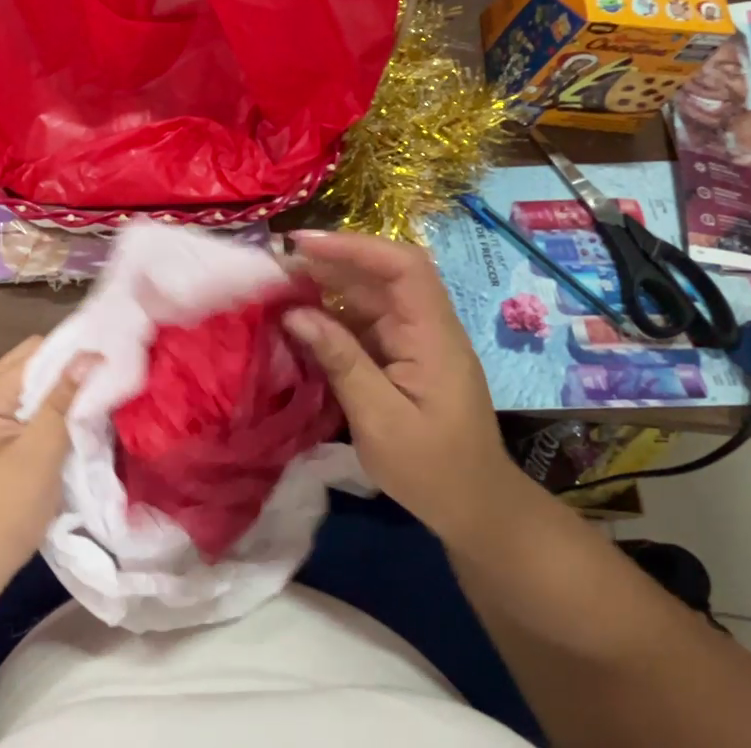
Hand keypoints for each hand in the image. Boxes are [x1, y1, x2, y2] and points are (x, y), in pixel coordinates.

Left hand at [0, 337, 90, 621]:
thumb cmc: (3, 513)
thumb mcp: (40, 455)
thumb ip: (63, 402)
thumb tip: (90, 355)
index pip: (36, 352)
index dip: (75, 355)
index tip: (114, 362)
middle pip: (32, 367)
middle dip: (69, 372)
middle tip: (110, 383)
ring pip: (31, 392)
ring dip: (61, 396)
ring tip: (100, 402)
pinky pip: (25, 414)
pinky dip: (50, 416)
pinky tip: (75, 426)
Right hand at [284, 231, 534, 542]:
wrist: (475, 507)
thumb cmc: (431, 469)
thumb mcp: (380, 420)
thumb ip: (340, 362)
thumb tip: (294, 313)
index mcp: (433, 337)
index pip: (403, 267)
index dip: (354, 246)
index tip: (302, 244)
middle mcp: (427, 328)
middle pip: (383, 275)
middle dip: (330, 262)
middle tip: (275, 265)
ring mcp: (415, 343)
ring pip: (370, 297)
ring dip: (326, 287)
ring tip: (278, 287)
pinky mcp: (401, 358)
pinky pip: (364, 324)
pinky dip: (330, 317)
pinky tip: (298, 321)